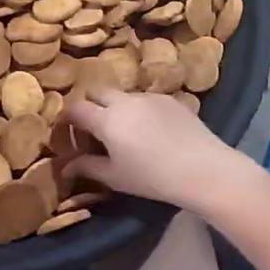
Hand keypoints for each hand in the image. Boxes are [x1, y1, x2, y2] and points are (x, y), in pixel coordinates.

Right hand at [64, 90, 253, 209]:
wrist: (205, 170)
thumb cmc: (153, 178)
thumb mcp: (115, 177)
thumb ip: (87, 167)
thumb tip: (64, 168)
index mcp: (106, 119)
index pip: (76, 109)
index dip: (68, 119)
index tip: (68, 132)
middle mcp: (124, 101)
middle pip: (97, 92)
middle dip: (91, 105)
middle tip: (94, 128)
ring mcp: (149, 97)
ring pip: (122, 94)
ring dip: (116, 107)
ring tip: (126, 130)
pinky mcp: (171, 99)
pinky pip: (145, 99)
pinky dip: (139, 109)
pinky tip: (152, 131)